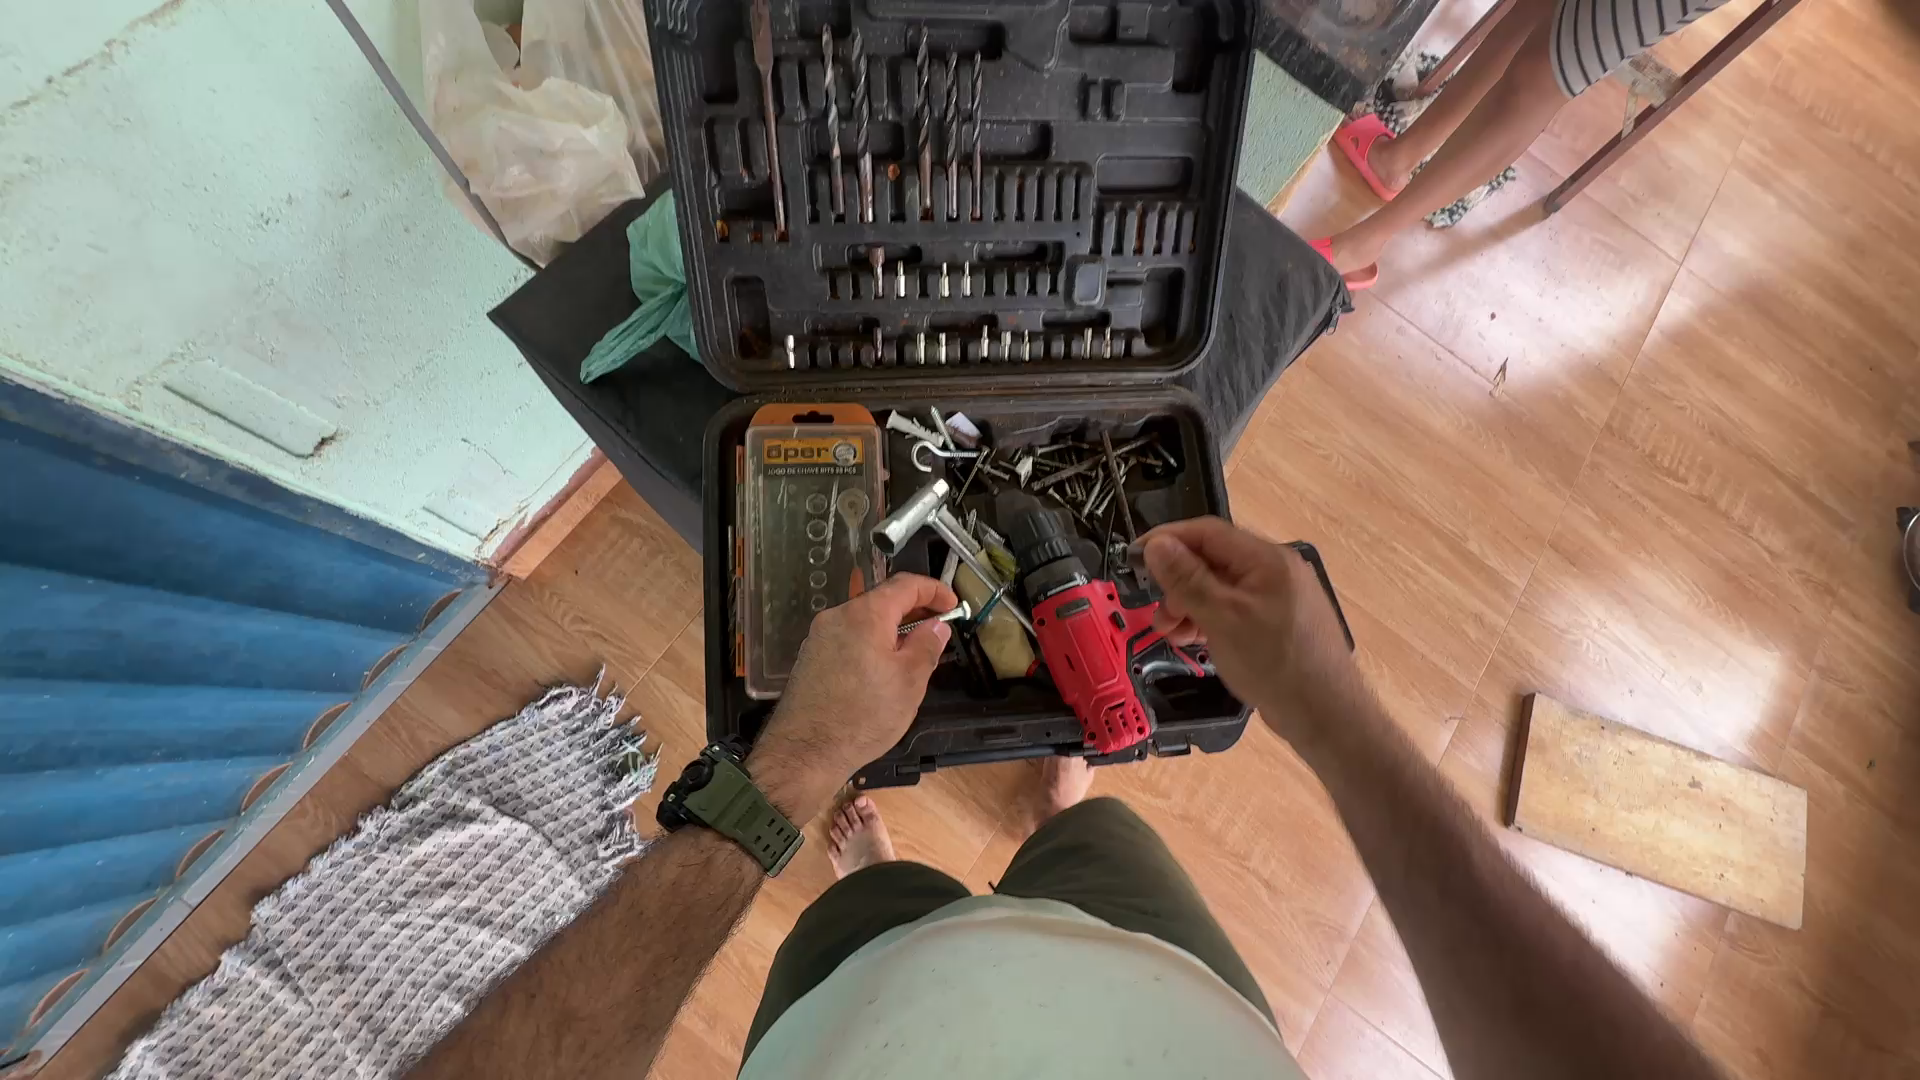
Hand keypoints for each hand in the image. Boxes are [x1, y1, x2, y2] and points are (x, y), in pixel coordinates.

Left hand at [747, 573, 958, 820]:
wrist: (804, 753)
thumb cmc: (863, 717)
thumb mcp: (909, 682)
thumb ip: (926, 646)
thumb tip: (936, 626)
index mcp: (865, 614)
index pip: (905, 584)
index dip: (934, 590)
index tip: (952, 605)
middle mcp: (837, 616)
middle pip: (882, 600)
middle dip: (914, 611)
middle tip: (937, 630)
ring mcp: (819, 636)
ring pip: (864, 620)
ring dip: (892, 629)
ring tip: (913, 654)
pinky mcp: (811, 657)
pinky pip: (848, 638)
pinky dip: (871, 642)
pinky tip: (882, 670)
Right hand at [1141, 517, 1357, 748]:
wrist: (1326, 717)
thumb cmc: (1274, 663)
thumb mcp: (1221, 618)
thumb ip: (1187, 579)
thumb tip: (1156, 544)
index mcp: (1266, 559)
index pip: (1207, 532)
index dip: (1167, 540)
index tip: (1135, 558)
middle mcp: (1273, 571)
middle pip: (1211, 561)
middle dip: (1176, 583)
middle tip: (1158, 613)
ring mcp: (1277, 598)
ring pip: (1218, 588)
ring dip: (1188, 605)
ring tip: (1171, 633)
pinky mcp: (1275, 623)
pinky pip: (1232, 609)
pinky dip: (1207, 619)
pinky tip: (1194, 640)